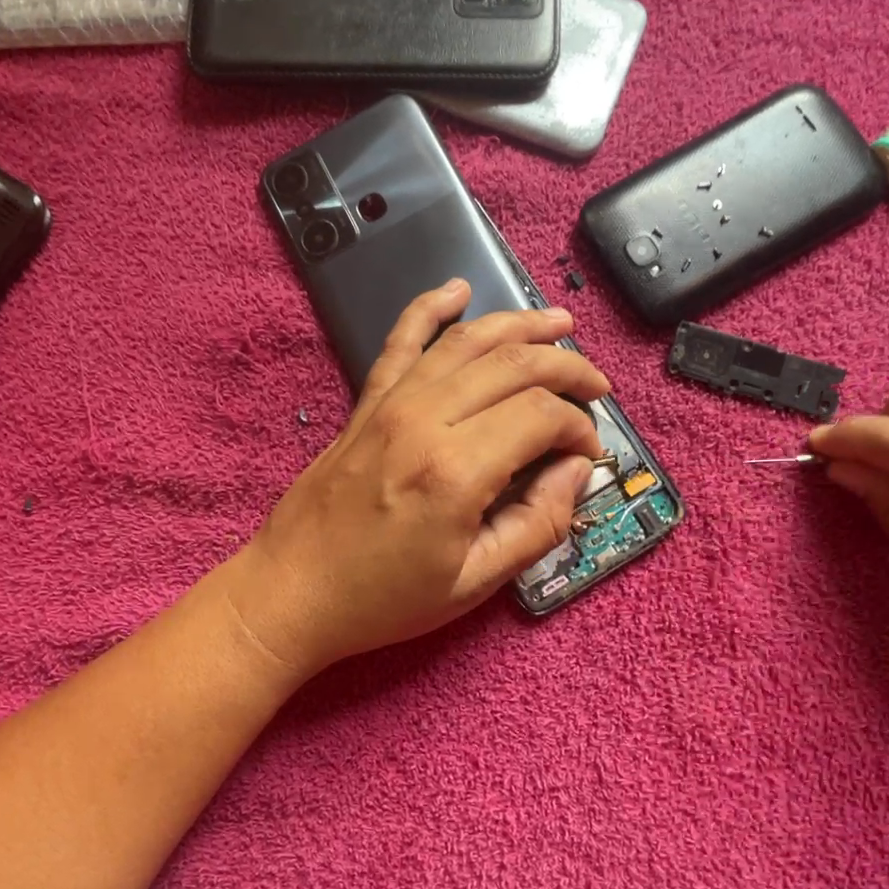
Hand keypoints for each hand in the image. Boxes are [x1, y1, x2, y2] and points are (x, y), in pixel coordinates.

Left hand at [225, 279, 607, 682]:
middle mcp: (424, 420)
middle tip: (597, 386)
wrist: (292, 590)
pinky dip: (429, 307)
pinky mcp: (366, 404)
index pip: (541, 415)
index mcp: (455, 471)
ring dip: (519, 324)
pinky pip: (400, 340)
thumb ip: (537, 525)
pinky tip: (457, 289)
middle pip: (513, 365)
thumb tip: (576, 472)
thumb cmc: (383, 599)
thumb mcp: (474, 583)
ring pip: (466, 341)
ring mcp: (390, 404)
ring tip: (559, 323)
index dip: (579, 428)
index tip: (588, 454)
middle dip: (567, 367)